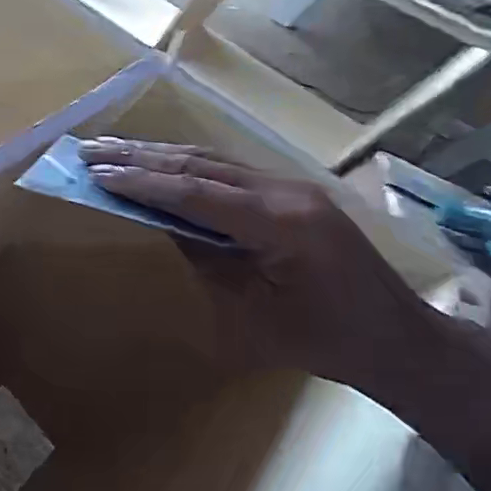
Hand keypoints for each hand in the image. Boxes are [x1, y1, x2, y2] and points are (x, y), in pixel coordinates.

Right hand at [77, 138, 437, 391]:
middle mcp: (286, 193)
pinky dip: (176, 162)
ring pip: (206, 159)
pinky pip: (221, 168)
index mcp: (283, 225)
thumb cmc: (324, 340)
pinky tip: (148, 158)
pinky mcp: (286, 191)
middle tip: (85, 150)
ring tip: (104, 147)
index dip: (139, 183)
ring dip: (151, 153)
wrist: (404, 342)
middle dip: (135, 157)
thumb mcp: (251, 313)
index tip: (93, 174)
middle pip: (196, 165)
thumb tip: (154, 222)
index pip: (194, 193)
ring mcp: (289, 187)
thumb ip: (203, 260)